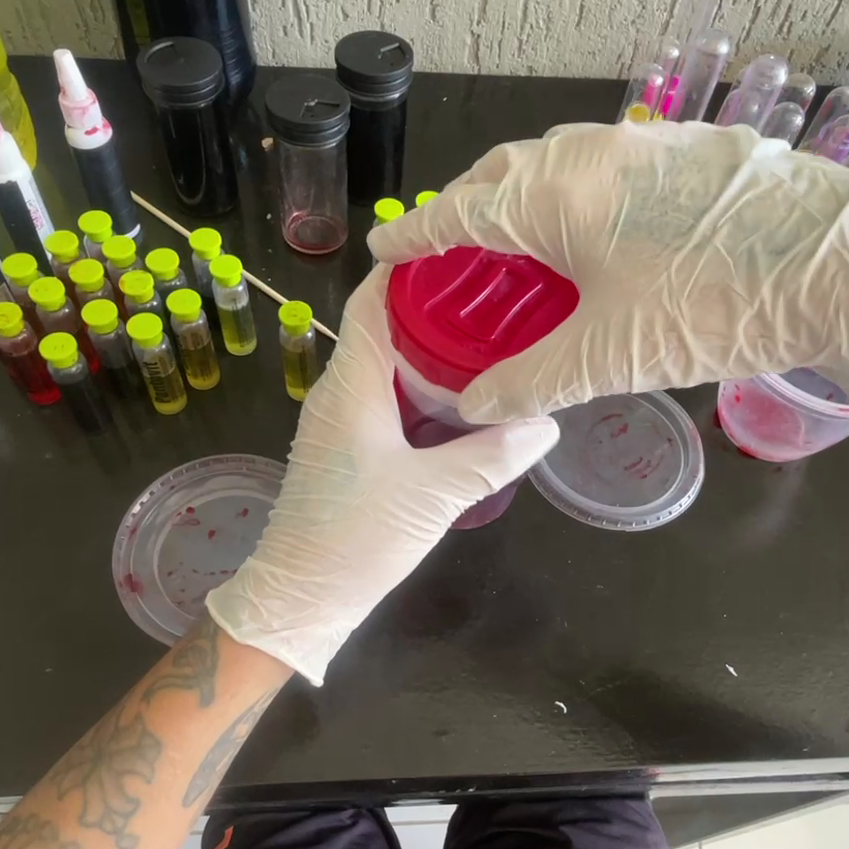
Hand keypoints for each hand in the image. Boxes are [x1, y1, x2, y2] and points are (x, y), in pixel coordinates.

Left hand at [205, 268, 558, 683]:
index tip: (465, 251)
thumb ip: (492, 456)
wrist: (302, 598)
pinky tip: (467, 405)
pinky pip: (390, 405)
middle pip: (387, 330)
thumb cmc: (355, 538)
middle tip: (500, 300)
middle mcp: (341, 393)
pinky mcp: (351, 451)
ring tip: (494, 343)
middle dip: (439, 311)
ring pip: (391, 370)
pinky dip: (425, 396)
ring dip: (434, 357)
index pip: (373, 300)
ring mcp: (343, 424)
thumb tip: (546, 423)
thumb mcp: (432, 495)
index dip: (412, 267)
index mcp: (351, 385)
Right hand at [367, 121, 848, 420]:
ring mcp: (650, 145)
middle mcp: (595, 153)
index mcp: (559, 193)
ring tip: (513, 239)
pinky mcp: (694, 156)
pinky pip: (606, 166)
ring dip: (521, 196)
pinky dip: (573, 194)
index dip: (419, 230)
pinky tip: (591, 230)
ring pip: (557, 162)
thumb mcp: (611, 355)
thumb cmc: (716, 307)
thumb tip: (472, 406)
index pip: (463, 209)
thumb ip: (531, 380)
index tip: (386, 243)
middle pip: (504, 174)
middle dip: (466, 207)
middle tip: (450, 248)